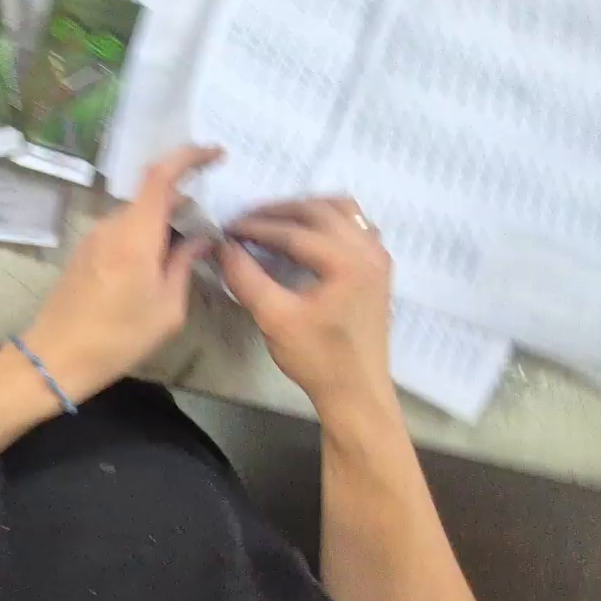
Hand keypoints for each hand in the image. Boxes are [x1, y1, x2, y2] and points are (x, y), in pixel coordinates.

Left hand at [20, 145, 222, 401]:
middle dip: (183, 204)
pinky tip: (156, 265)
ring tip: (186, 251)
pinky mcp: (83, 253)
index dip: (190, 156)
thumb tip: (200, 239)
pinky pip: (121, 233)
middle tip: (211, 223)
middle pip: (151, 198)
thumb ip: (184, 265)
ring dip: (162, 225)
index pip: (162, 175)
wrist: (56, 358)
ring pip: (136, 217)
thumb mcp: (167, 309)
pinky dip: (143, 238)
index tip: (216, 155)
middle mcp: (111, 226)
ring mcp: (93, 238)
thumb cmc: (118, 338)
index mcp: (135, 234)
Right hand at [219, 198, 395, 421]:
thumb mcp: (273, 318)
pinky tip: (305, 236)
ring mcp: (378, 257)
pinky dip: (327, 221)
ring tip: (273, 222)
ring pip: (343, 211)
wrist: (355, 390)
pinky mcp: (377, 268)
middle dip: (278, 212)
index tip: (226, 229)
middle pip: (320, 211)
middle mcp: (369, 250)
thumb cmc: (316, 357)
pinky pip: (355, 226)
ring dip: (305, 210)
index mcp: (348, 261)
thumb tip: (222, 247)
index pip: (294, 232)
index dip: (256, 227)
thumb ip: (246, 278)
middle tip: (244, 221)